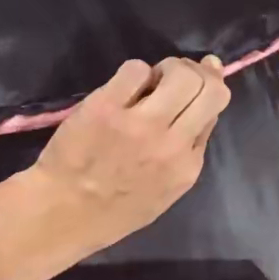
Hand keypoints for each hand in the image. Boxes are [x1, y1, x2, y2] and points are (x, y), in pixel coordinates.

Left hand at [26, 57, 229, 249]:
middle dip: (195, 72)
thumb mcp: (166, 190)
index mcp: (187, 166)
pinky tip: (122, 88)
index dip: (206, 88)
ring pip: (180, 73)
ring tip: (149, 82)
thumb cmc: (114, 207)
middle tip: (171, 79)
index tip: (195, 82)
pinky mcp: (106, 107)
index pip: (215, 107)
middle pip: (209, 87)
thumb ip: (188, 150)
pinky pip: (136, 69)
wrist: (63, 211)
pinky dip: (134, 71)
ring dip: (168, 68)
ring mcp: (139, 124)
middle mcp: (170, 143)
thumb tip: (203, 109)